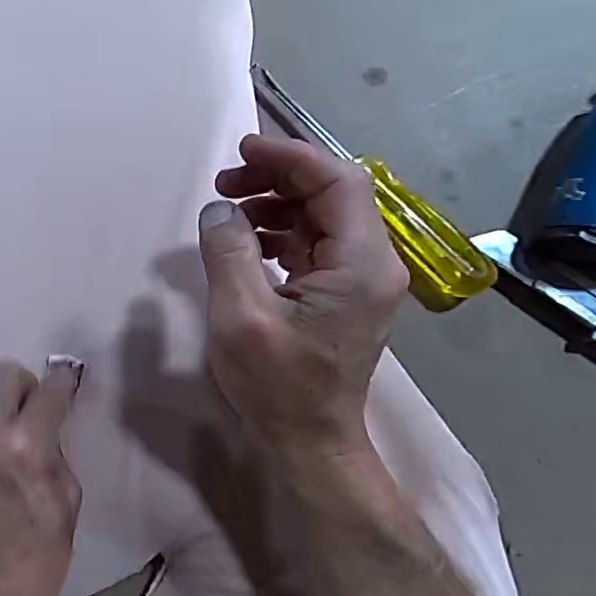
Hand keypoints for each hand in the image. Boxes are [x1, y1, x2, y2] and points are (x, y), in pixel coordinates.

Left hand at [0, 358, 84, 595]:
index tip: (68, 383)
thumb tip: (49, 430)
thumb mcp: (67, 510)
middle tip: (32, 411)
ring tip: (1, 430)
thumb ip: (58, 458)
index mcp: (24, 449)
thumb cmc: (29, 569)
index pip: (48, 390)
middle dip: (25, 384)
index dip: (64, 381)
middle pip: (2, 372)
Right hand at [197, 134, 408, 460]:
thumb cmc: (279, 387)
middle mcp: (374, 263)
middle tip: (226, 184)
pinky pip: (317, 242)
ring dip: (278, 203)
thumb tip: (220, 209)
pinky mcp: (346, 293)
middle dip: (279, 177)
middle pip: (333, 192)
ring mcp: (362, 278)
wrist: (311, 443)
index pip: (337, 181)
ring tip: (230, 212)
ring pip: (323, 215)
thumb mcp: (241, 317)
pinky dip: (283, 231)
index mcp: (362, 263)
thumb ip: (229, 251)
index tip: (241, 151)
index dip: (289, 157)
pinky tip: (249, 241)